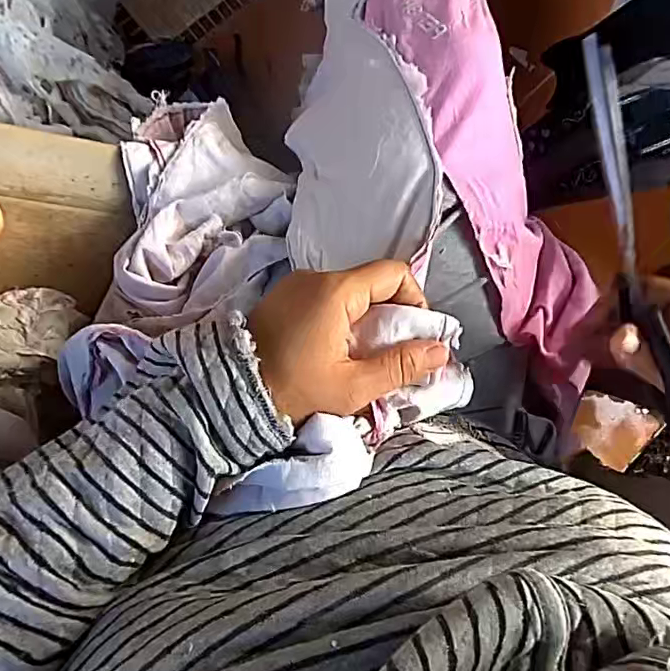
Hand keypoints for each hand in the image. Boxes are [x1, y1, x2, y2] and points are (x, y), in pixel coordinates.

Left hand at [249, 260, 451, 424]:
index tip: (417, 334)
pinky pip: (328, 301)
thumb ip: (402, 365)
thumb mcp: (354, 386)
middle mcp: (314, 279)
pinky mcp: (284, 301)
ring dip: (369, 321)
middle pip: (374, 284)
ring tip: (366, 357)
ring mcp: (295, 287)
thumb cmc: (291, 391)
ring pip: (352, 294)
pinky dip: (344, 321)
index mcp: (335, 292)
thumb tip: (440, 351)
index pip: (394, 273)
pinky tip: (340, 352)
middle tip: (395, 353)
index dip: (416, 300)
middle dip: (394, 317)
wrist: (228, 397)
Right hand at [587, 276, 669, 421]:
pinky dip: (634, 350)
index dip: (615, 303)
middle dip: (612, 322)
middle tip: (584, 344)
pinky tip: (615, 364)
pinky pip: (655, 341)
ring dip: (619, 337)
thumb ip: (650, 360)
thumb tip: (615, 337)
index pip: (649, 288)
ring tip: (591, 354)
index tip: (591, 326)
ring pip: (646, 324)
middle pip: (643, 306)